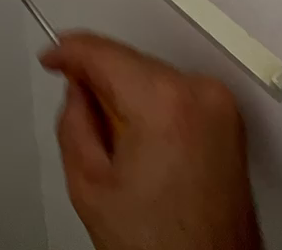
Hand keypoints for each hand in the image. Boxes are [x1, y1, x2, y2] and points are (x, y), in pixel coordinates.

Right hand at [41, 33, 262, 249]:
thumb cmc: (164, 247)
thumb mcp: (89, 183)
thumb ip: (73, 119)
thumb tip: (78, 92)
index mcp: (164, 103)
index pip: (103, 53)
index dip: (68, 52)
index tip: (52, 57)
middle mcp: (200, 93)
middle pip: (128, 63)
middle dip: (100, 84)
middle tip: (85, 123)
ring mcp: (219, 104)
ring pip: (150, 76)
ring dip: (127, 98)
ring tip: (123, 152)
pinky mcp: (228, 118)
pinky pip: (175, 93)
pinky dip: (153, 109)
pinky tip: (146, 151)